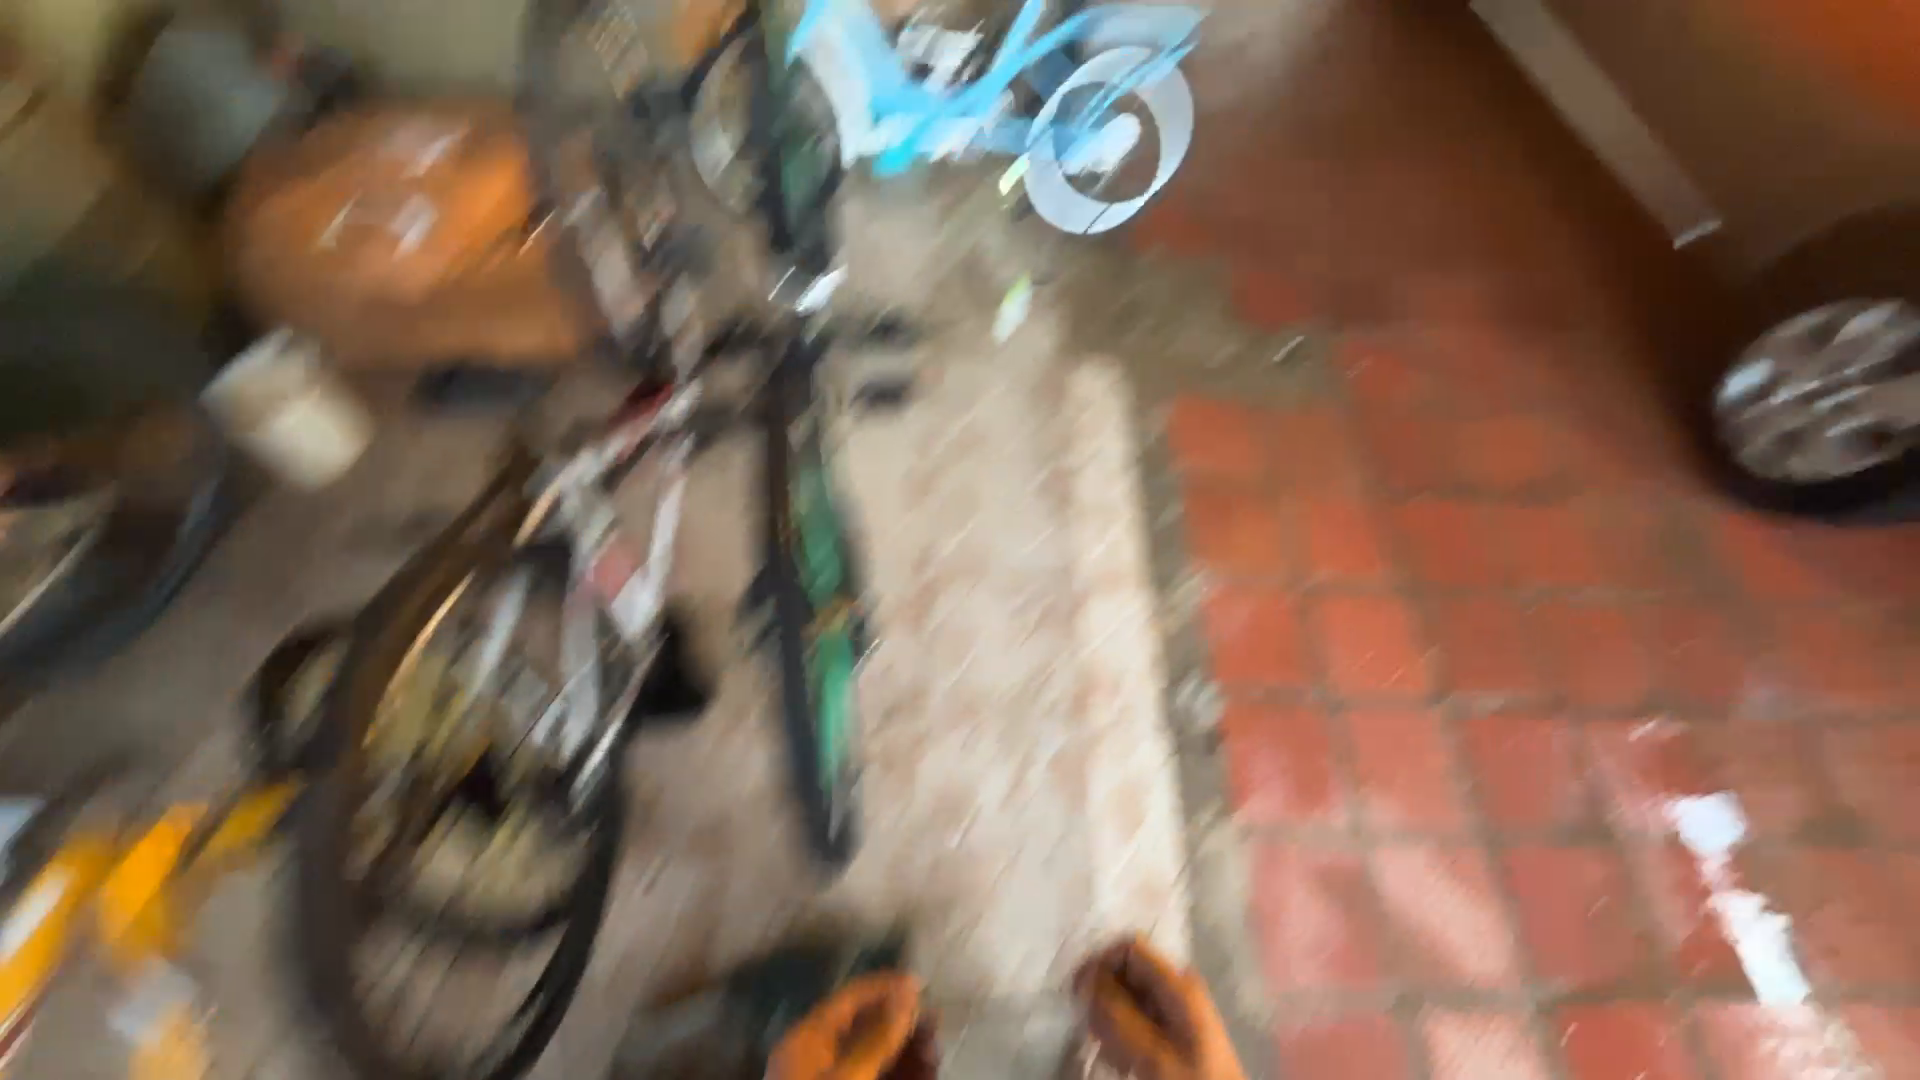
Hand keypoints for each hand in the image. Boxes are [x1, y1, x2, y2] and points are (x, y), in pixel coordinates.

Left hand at [765, 973, 937, 1079]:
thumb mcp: (849, 1078)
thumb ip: (878, 1037)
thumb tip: (908, 992)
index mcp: (807, 1041)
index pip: (849, 999)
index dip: (885, 987)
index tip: (922, 985)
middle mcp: (819, 1059)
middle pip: (866, 1028)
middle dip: (903, 1024)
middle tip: (936, 1025)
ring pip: (878, 1058)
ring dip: (909, 1051)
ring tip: (936, 1052)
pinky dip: (905, 1075)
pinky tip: (929, 1073)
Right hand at [1072, 937, 1245, 1079]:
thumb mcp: (1152, 1054)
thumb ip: (1117, 1014)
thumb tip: (1086, 980)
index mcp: (1178, 982)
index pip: (1129, 946)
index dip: (1100, 962)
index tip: (1078, 993)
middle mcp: (1177, 985)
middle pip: (1126, 970)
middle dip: (1103, 998)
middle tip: (1092, 1031)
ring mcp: (1177, 1007)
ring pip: (1128, 995)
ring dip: (1110, 1020)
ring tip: (1110, 1052)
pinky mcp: (1174, 1029)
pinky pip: (1137, 1016)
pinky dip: (1122, 1033)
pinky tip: (1121, 1060)